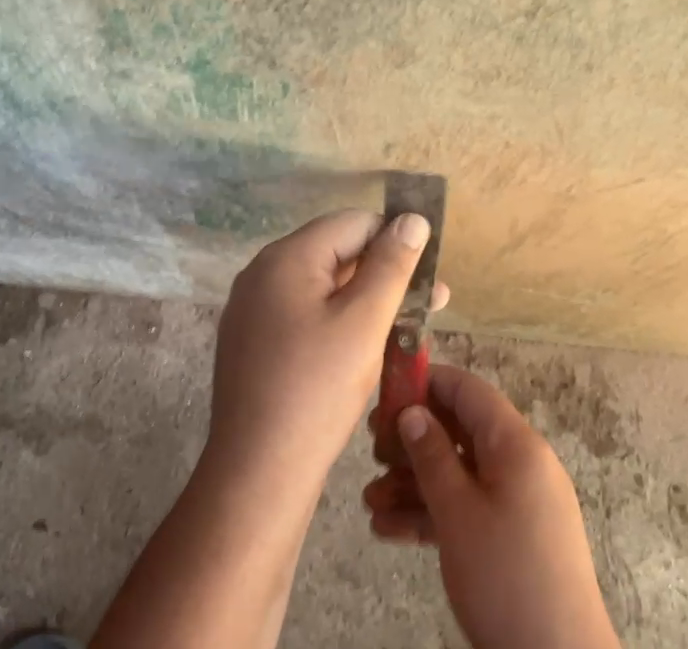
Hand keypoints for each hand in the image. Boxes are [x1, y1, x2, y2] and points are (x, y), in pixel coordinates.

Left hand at [207, 210, 446, 485]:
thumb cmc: (317, 390)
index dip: (395, 240)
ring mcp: (253, 311)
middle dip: (386, 275)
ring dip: (366, 302)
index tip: (431, 274)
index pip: (352, 223)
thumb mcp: (364, 322)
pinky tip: (366, 351)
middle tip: (434, 305)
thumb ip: (391, 266)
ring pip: (322, 290)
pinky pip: (304, 317)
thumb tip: (412, 218)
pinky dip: (338, 324)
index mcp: (285, 258)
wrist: (258, 469)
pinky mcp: (253, 343)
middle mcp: (261, 274)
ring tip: (408, 330)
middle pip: (336, 254)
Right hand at [363, 365, 621, 648]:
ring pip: (457, 474)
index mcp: (516, 445)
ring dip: (412, 484)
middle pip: (459, 432)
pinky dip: (430, 514)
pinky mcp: (511, 536)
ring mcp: (517, 502)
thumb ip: (430, 455)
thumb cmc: (504, 573)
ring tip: (370, 503)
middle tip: (371, 453)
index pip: (469, 390)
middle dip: (411, 442)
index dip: (426, 383)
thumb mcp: (457, 511)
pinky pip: (466, 508)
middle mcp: (520, 464)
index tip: (384, 394)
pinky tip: (388, 529)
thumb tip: (411, 411)